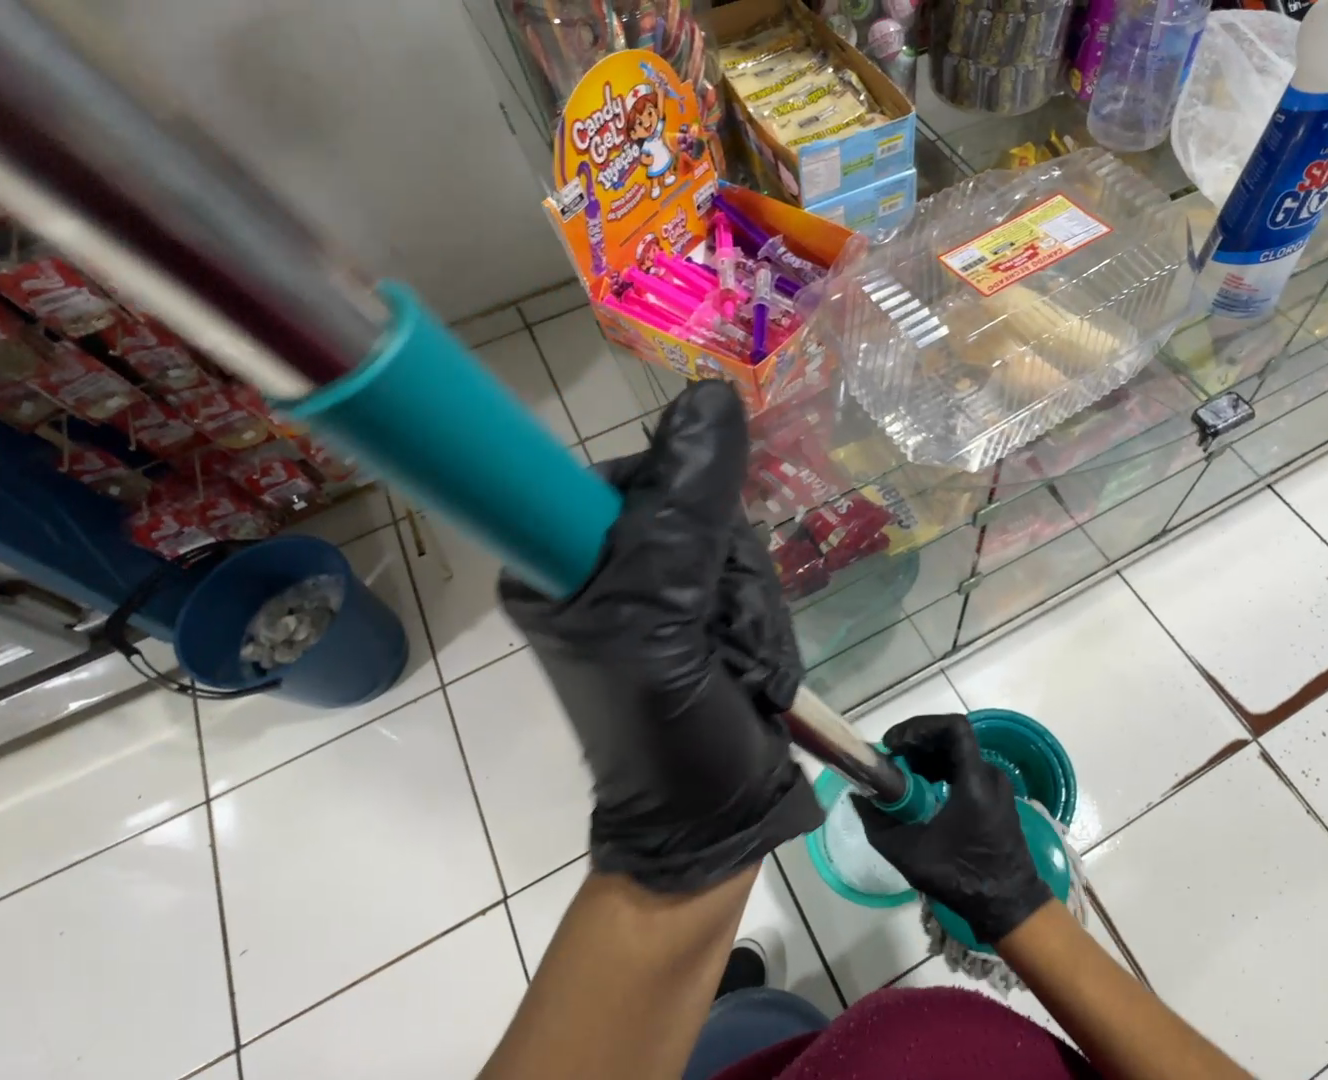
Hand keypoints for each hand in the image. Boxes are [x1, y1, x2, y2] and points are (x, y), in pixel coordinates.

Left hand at [500, 381, 819, 892]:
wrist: (712, 820)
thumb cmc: (665, 734)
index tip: (701, 564)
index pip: (625, 476)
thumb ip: (682, 515)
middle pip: (694, 508)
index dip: (678, 503)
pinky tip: (752, 670)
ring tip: (738, 666)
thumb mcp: (660, 622)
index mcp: (562, 564)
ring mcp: (660, 592)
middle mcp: (607, 567)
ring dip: (751, 610)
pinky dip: (764, 629)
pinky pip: (752, 584)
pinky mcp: (702, 614)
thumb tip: (711, 394)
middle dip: (726, 577)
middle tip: (719, 639)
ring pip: (733, 546)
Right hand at [856, 713, 1052, 943]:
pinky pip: (965, 769)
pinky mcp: (995, 797)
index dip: (919, 727)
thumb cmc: (961, 878)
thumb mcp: (909, 854)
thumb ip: (878, 822)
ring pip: (958, 752)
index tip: (894, 745)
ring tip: (900, 775)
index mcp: (975, 782)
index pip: (953, 727)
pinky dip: (940, 770)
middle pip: (952, 737)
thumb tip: (858, 796)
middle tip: (890, 759)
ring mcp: (996, 785)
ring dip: (927, 756)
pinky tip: (920, 790)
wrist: (1009, 905)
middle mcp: (990, 775)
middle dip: (917, 742)